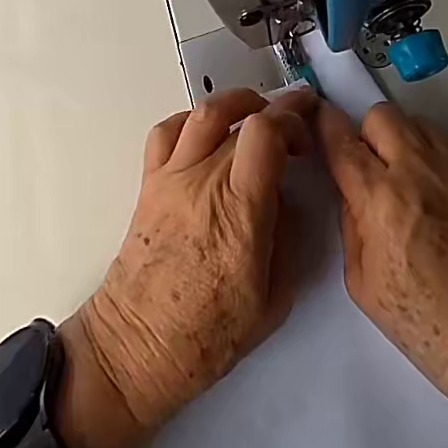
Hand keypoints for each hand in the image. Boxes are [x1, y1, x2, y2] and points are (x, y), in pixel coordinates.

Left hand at [66, 86, 317, 447]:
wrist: (139, 342)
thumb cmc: (211, 332)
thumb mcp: (276, 295)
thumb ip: (288, 236)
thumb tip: (285, 197)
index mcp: (239, 209)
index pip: (265, 132)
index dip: (292, 117)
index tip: (308, 127)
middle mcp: (201, 181)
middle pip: (238, 118)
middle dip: (274, 112)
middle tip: (292, 125)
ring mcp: (169, 179)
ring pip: (200, 114)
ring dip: (233, 104)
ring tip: (254, 115)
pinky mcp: (148, 184)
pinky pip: (166, 133)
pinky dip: (191, 121)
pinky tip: (208, 134)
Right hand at [317, 101, 447, 447]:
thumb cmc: (429, 323)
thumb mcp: (361, 279)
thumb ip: (351, 223)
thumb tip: (351, 194)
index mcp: (380, 200)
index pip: (341, 139)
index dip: (325, 125)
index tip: (321, 123)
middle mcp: (420, 175)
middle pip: (382, 116)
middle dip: (366, 131)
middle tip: (365, 159)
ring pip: (419, 124)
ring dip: (402, 140)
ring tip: (403, 175)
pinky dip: (434, 159)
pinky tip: (435, 194)